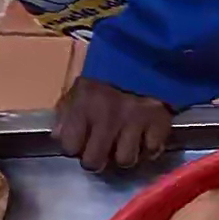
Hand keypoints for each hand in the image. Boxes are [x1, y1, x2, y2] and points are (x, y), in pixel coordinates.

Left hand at [53, 77, 172, 171]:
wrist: (148, 57)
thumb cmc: (108, 76)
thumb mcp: (79, 88)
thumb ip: (66, 113)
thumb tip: (59, 138)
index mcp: (84, 105)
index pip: (69, 147)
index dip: (75, 147)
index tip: (82, 141)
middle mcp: (108, 117)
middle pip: (94, 162)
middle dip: (97, 159)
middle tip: (103, 150)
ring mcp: (135, 122)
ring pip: (125, 161)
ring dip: (125, 155)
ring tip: (126, 144)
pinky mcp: (159, 124)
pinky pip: (151, 150)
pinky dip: (149, 148)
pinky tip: (145, 137)